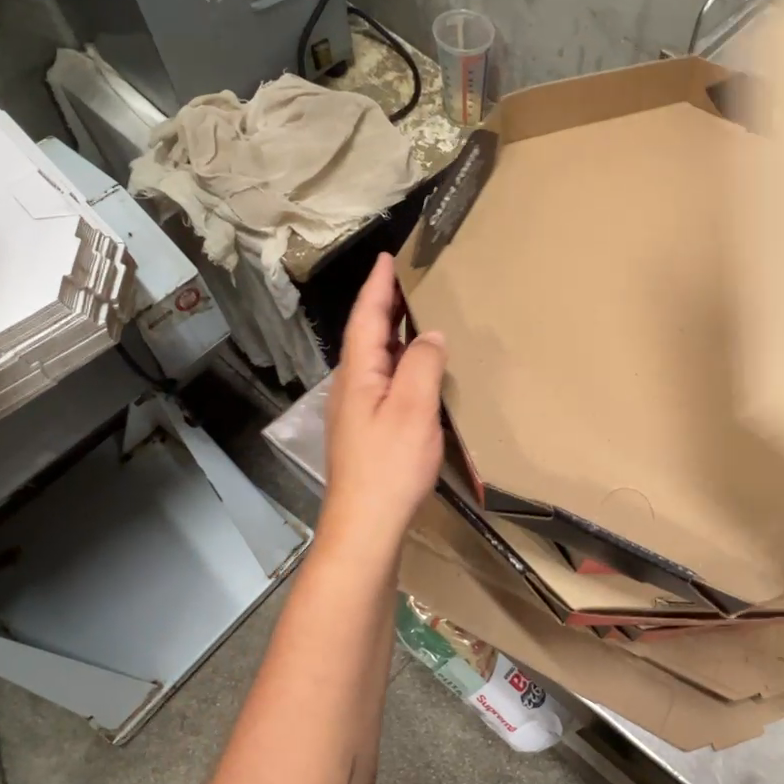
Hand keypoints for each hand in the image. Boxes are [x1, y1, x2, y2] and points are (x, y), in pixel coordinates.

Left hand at [321, 253, 446, 544]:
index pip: (366, 317)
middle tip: (409, 281)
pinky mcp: (367, 433)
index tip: (388, 258)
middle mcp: (351, 387)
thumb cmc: (389, 466)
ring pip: (376, 361)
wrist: (365, 526)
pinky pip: (384, 383)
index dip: (378, 287)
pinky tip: (418, 374)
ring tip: (418, 319)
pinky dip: (401, 365)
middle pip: (368, 336)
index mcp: (358, 374)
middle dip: (386, 306)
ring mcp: (356, 412)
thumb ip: (424, 365)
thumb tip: (432, 335)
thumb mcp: (413, 409)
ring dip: (395, 336)